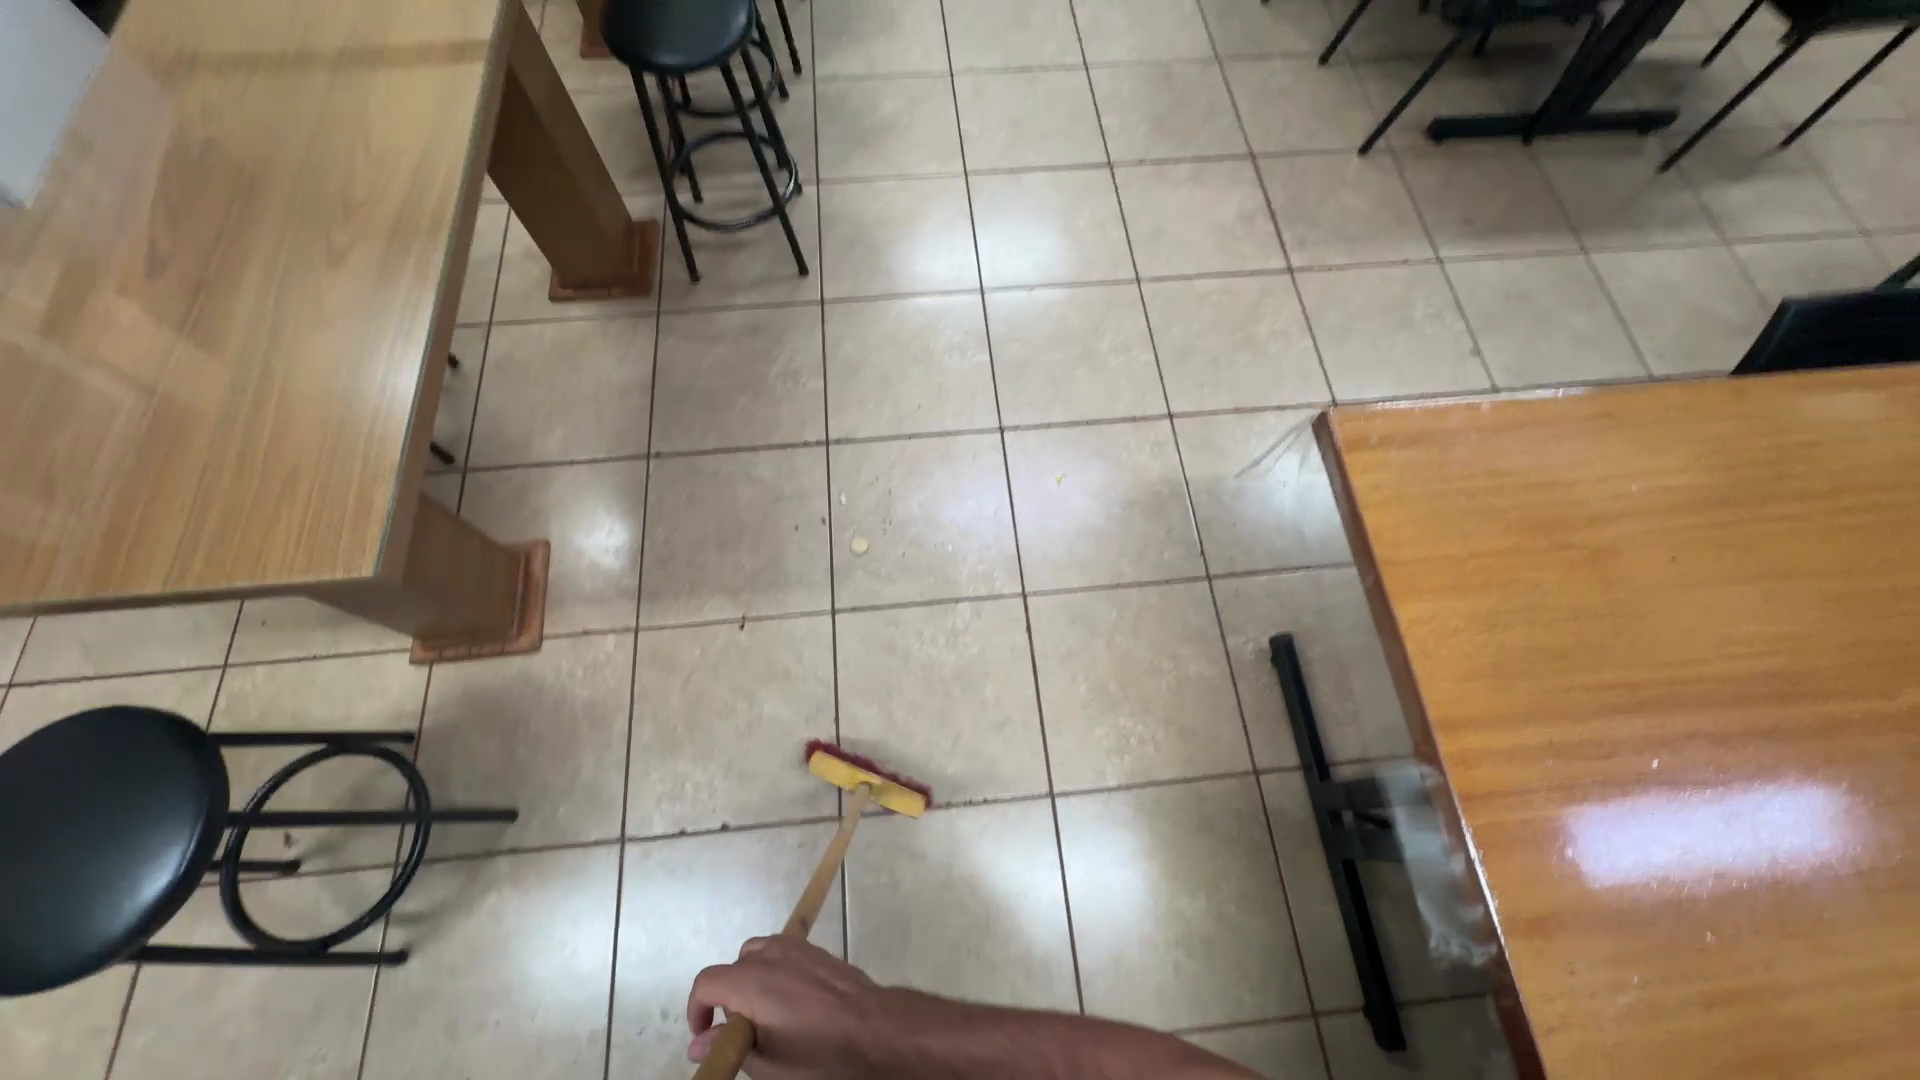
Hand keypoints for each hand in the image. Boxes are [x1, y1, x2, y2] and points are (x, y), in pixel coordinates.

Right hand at [687, 936, 894, 1079]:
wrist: (872, 1027)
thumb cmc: (818, 1051)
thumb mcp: (767, 1064)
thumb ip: (729, 1047)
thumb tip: (698, 1043)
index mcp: (750, 981)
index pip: (706, 982)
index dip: (697, 1009)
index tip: (703, 1036)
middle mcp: (769, 955)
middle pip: (733, 968)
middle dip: (728, 998)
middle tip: (743, 1033)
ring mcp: (795, 947)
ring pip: (758, 954)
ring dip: (751, 980)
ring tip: (766, 1015)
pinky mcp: (816, 950)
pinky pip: (783, 952)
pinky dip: (775, 971)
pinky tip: (793, 1001)